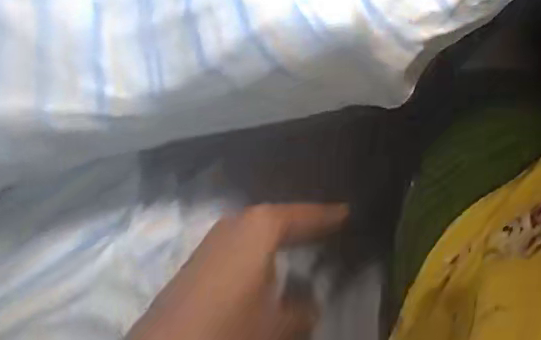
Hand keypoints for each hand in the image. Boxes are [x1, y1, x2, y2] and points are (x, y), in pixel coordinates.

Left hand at [129, 203, 349, 339]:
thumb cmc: (224, 335)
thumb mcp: (274, 328)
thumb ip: (300, 313)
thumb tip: (311, 304)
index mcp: (262, 225)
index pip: (306, 215)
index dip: (329, 217)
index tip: (349, 213)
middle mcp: (237, 224)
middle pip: (278, 220)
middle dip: (300, 228)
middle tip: (325, 232)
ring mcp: (210, 245)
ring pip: (254, 237)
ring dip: (275, 246)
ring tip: (297, 255)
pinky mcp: (191, 271)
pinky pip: (236, 254)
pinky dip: (253, 262)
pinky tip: (262, 279)